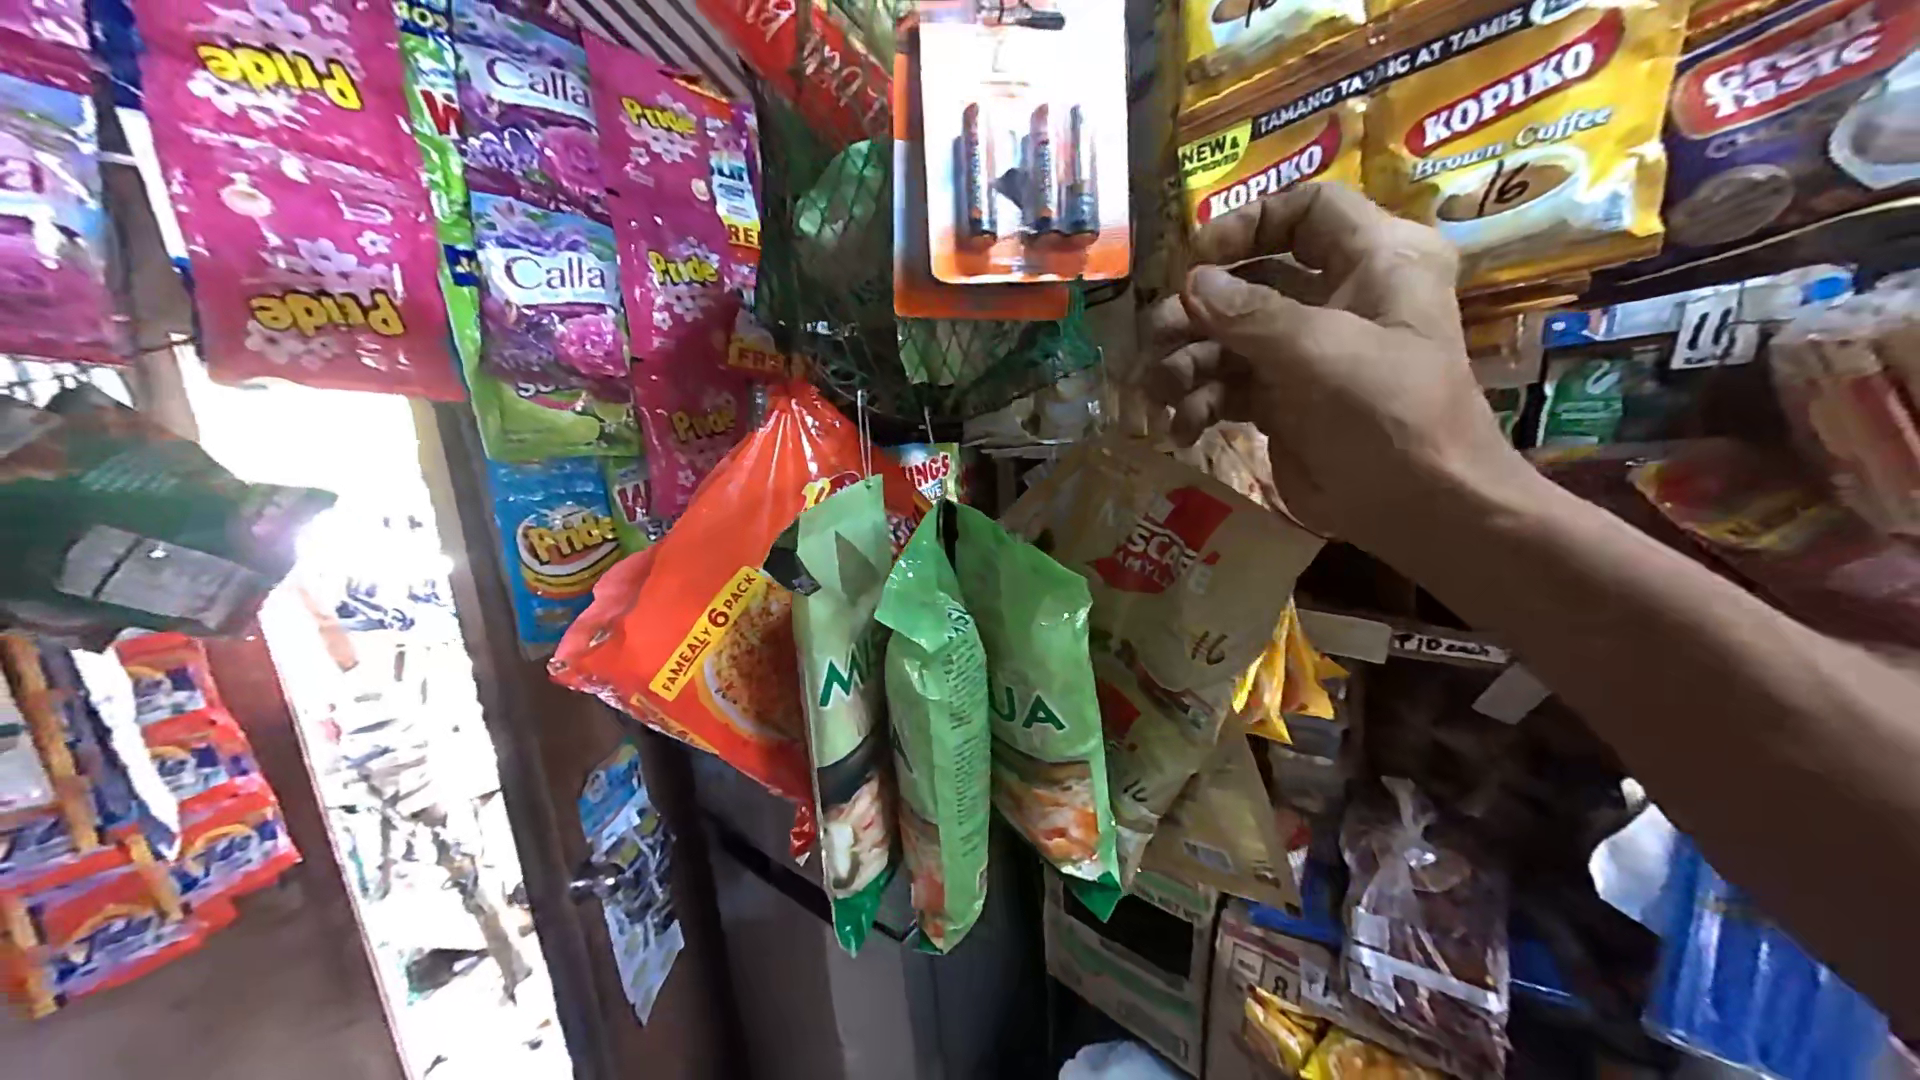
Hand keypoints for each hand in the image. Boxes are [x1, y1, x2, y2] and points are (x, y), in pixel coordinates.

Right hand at [1145, 183, 1529, 550]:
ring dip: (1185, 364)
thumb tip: (1190, 283)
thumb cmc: (1390, 414)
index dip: (1248, 225)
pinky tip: (1184, 430)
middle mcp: (1337, 300)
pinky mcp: (1282, 402)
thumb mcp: (1323, 353)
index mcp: (1374, 262)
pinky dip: (1199, 405)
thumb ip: (1252, 314)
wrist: (1417, 508)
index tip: (1195, 259)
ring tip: (1158, 393)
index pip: (1307, 212)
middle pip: (1249, 283)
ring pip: (1228, 340)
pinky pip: (1227, 388)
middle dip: (1197, 312)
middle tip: (1154, 338)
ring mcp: (1304, 355)